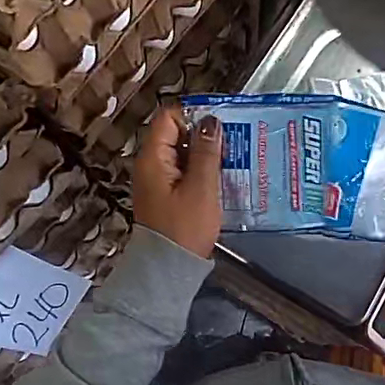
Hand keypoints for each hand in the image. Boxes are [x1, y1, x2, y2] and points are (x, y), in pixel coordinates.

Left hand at [132, 107, 222, 257]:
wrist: (169, 268)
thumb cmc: (184, 228)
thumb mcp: (201, 187)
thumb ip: (205, 152)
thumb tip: (210, 120)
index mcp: (153, 158)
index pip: (168, 118)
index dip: (194, 115)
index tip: (220, 124)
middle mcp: (150, 165)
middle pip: (176, 134)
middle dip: (204, 136)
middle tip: (233, 143)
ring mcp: (158, 181)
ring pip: (182, 155)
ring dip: (205, 156)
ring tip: (233, 160)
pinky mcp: (167, 196)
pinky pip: (184, 173)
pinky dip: (201, 172)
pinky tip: (222, 179)